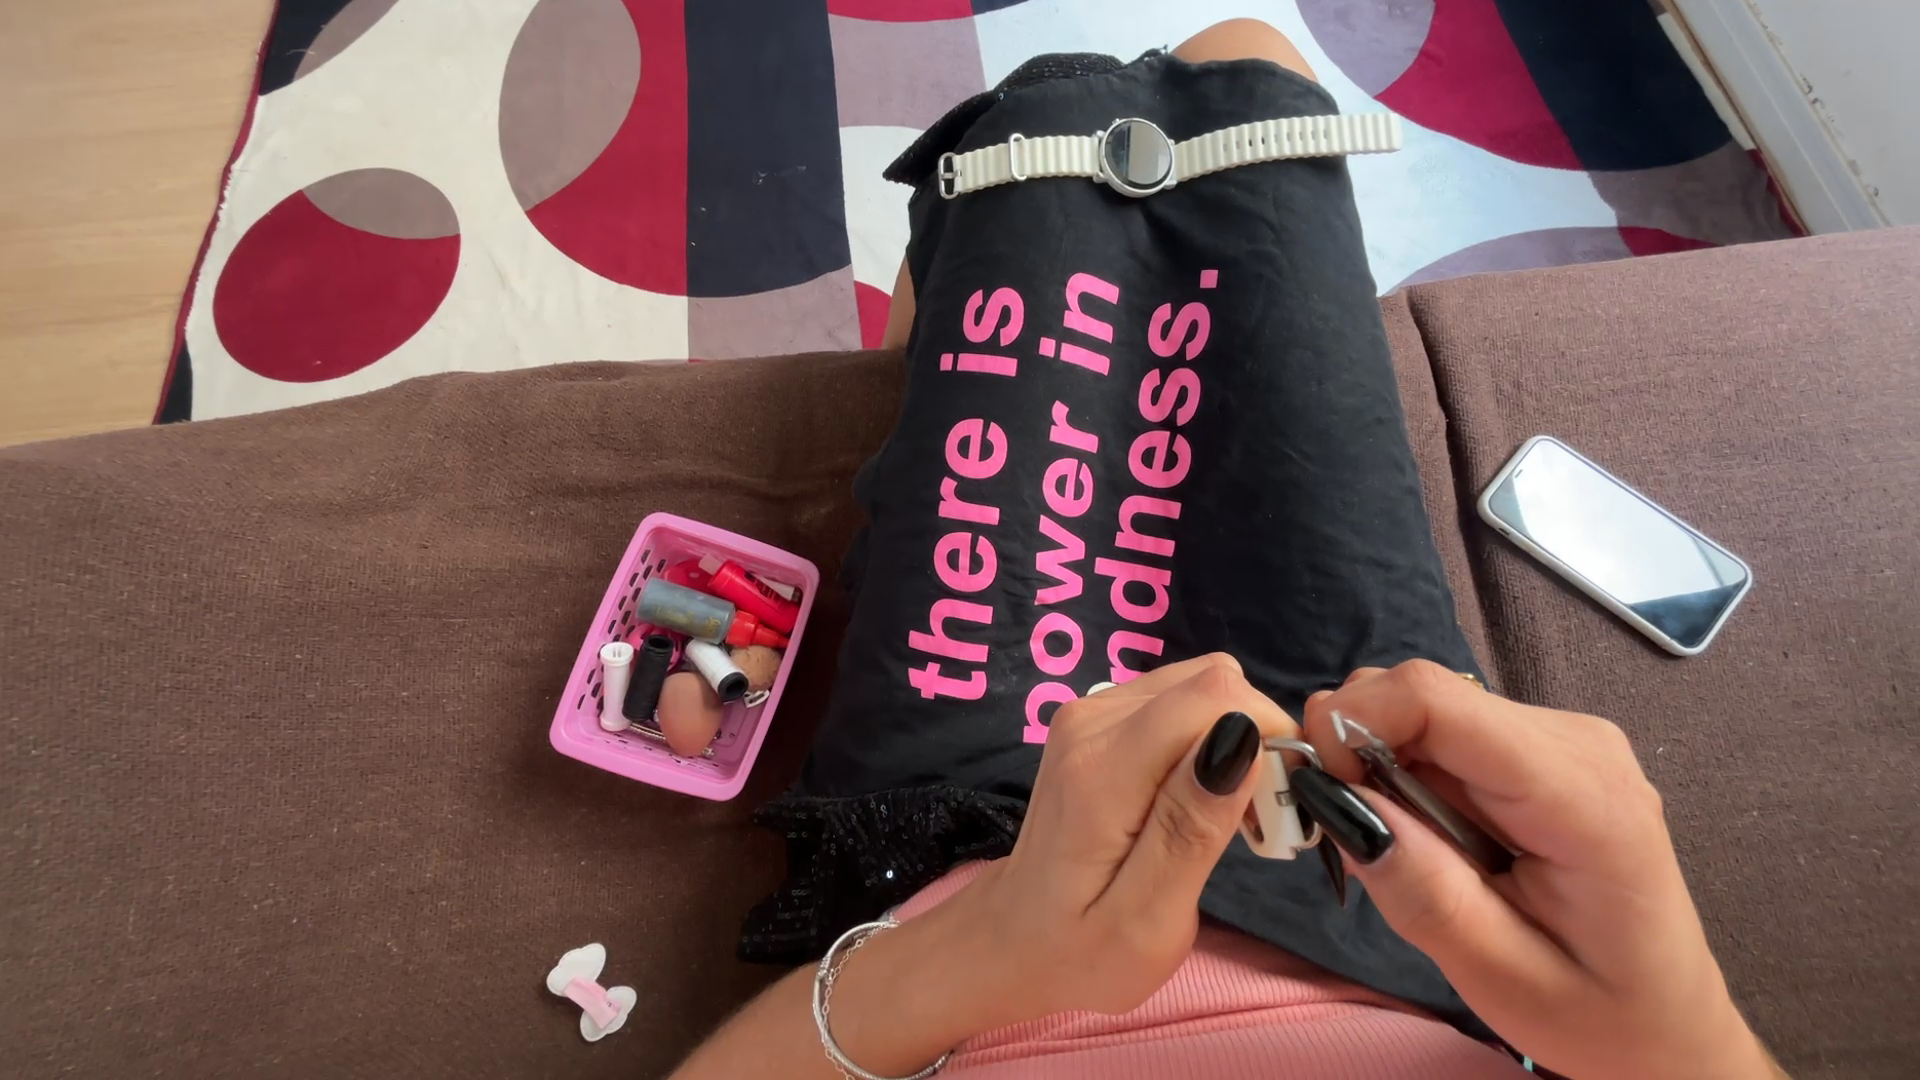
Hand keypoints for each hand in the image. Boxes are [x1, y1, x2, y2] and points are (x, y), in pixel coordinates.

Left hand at [944, 653, 1296, 1020]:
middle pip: (1208, 683)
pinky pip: (1174, 699)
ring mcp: (1089, 711)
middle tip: (1251, 820)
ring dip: (1230, 738)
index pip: (1210, 696)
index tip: (1275, 804)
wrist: (1018, 933)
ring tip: (1222, 814)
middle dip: (1253, 739)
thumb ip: (1191, 826)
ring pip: (1196, 685)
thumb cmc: (1084, 948)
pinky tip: (1194, 793)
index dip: (1265, 735)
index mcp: (1102, 769)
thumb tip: (1242, 737)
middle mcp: (1091, 719)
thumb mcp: (1147, 919)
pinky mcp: (1095, 717)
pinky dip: (1202, 737)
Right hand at [1304, 661, 1776, 1079]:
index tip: (1326, 793)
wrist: (1668, 1029)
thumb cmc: (1596, 1017)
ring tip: (1392, 834)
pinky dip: (1391, 760)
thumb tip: (1338, 801)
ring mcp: (1549, 733)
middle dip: (1351, 744)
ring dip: (1369, 756)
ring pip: (1411, 700)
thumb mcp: (1499, 978)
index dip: (1352, 723)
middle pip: (1414, 690)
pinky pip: (1427, 721)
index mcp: (1581, 795)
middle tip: (1349, 825)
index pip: (1432, 697)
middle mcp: (1568, 738)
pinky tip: (1414, 820)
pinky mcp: (1525, 740)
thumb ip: (1421, 890)